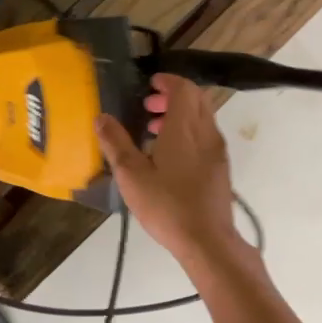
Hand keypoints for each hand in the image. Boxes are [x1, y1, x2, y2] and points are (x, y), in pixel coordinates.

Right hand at [96, 75, 259, 278]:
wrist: (207, 241)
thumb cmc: (166, 206)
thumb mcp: (131, 175)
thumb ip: (116, 143)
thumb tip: (101, 118)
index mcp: (184, 129)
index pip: (183, 88)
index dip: (167, 81)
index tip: (149, 85)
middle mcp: (206, 133)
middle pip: (197, 99)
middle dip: (173, 96)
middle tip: (148, 107)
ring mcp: (217, 151)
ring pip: (203, 117)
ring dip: (180, 115)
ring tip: (153, 130)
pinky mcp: (220, 167)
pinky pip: (206, 135)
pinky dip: (188, 131)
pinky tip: (169, 156)